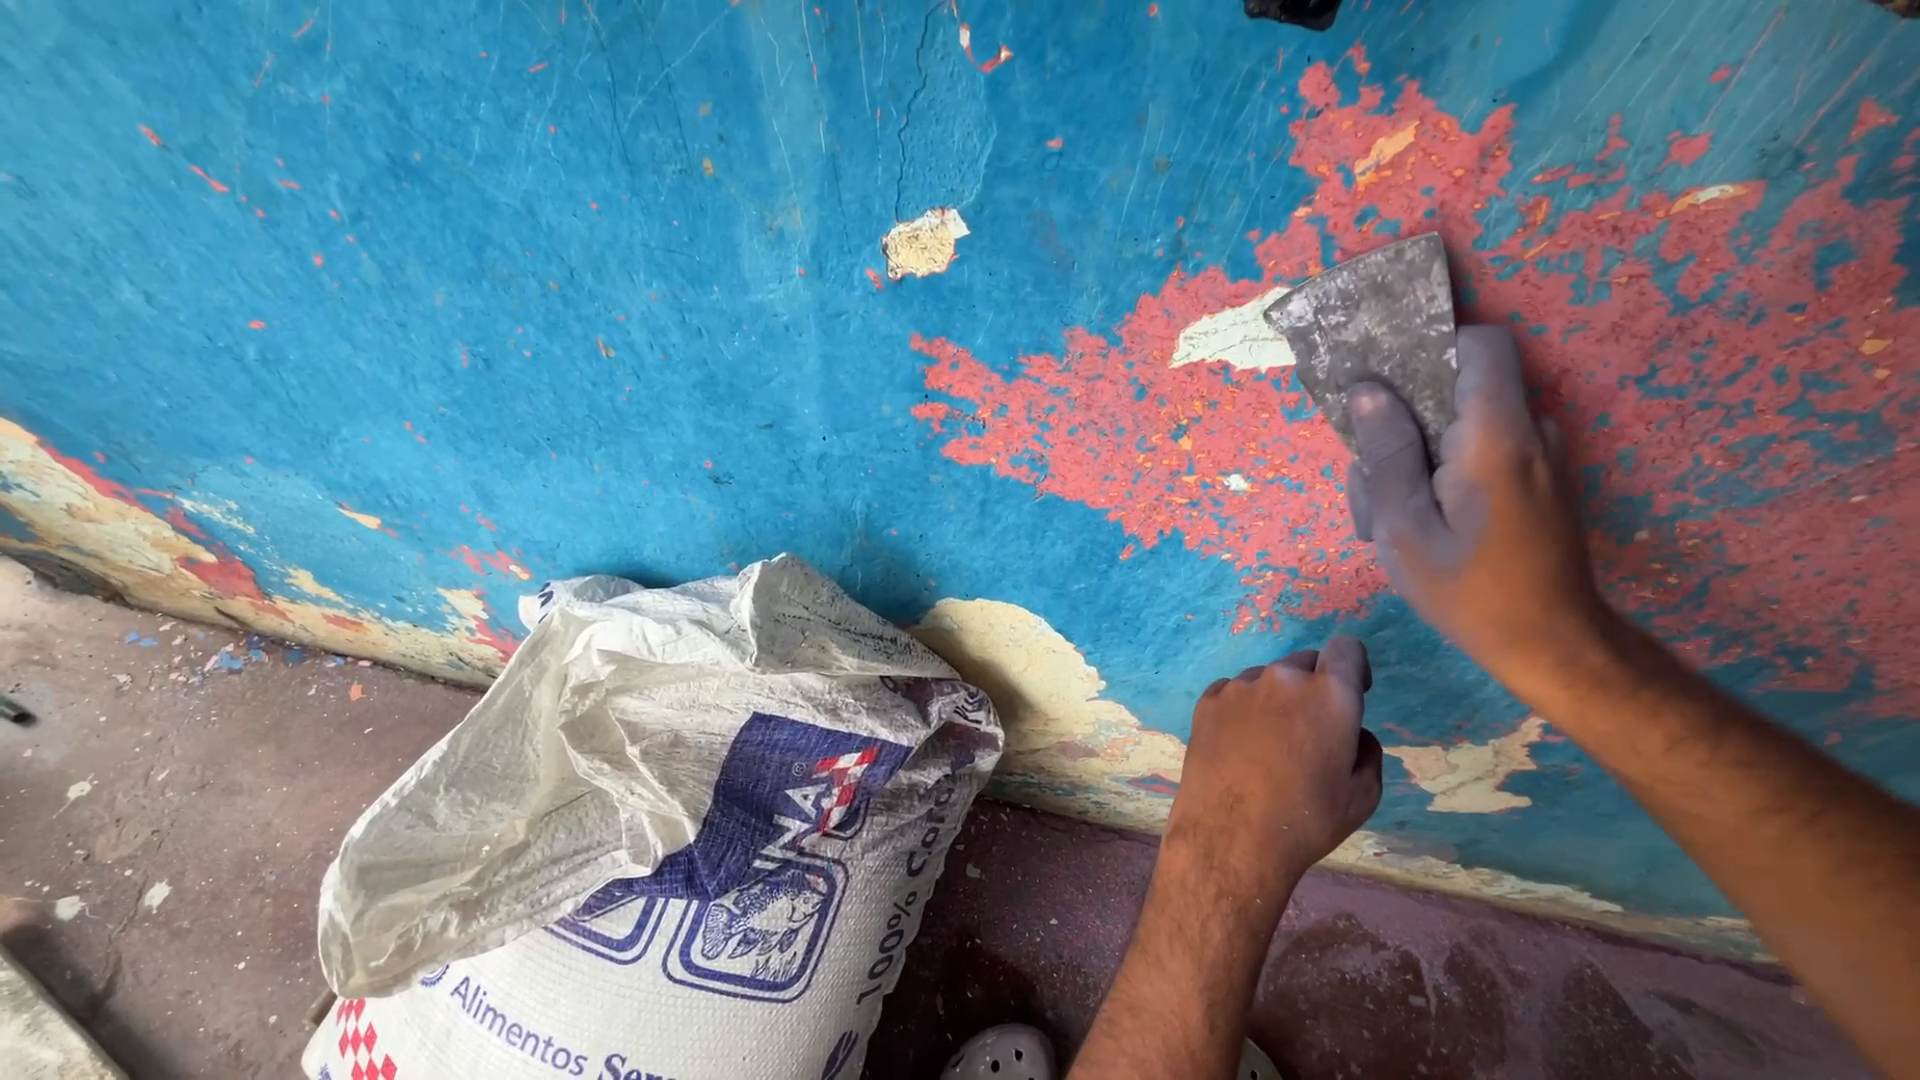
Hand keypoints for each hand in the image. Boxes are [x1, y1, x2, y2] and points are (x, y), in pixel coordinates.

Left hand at [1165, 637, 1383, 891]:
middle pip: (1305, 663)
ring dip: (1275, 699)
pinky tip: (1240, 746)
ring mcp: (1240, 686)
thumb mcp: (1363, 793)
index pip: (1346, 648)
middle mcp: (1283, 679)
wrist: (1230, 836)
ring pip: (1267, 679)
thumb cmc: (1306, 820)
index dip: (1352, 667)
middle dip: (1314, 687)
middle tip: (1309, 730)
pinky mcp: (1207, 701)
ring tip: (1269, 745)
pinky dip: (1243, 709)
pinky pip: (1234, 692)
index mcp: (1330, 694)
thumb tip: (1351, 732)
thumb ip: (1365, 748)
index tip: (1352, 691)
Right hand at [1344, 325, 1610, 690]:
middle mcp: (1529, 431)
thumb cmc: (1467, 589)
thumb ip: (1386, 453)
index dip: (1431, 346)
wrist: (1549, 643)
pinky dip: (1440, 479)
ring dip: (1414, 463)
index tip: (1384, 382)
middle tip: (1370, 497)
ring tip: (1389, 525)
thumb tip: (1367, 391)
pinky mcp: (1535, 479)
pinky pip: (1476, 454)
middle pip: (1454, 394)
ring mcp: (1538, 456)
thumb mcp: (1403, 527)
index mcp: (1497, 435)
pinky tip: (1419, 528)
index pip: (1480, 344)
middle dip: (1400, 430)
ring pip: (1458, 430)